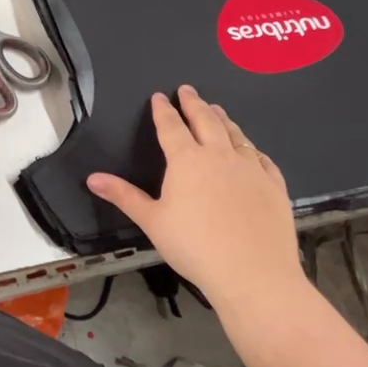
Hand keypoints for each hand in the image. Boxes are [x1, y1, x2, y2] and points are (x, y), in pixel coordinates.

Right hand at [86, 85, 304, 313]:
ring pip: (236, 135)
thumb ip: (124, 196)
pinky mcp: (275, 187)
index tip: (160, 97)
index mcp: (186, 161)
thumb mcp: (152, 221)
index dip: (164, 110)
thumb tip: (92, 179)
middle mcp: (219, 156)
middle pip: (206, 121)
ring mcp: (251, 170)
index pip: (171, 126)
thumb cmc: (196, 247)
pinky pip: (263, 159)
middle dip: (195, 104)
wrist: (254, 276)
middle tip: (188, 90)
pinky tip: (252, 149)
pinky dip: (253, 148)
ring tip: (218, 110)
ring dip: (224, 120)